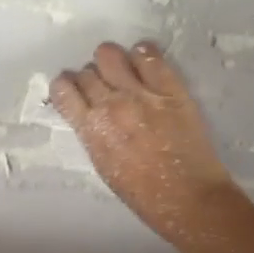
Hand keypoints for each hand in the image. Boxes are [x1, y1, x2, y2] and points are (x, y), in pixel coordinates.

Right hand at [49, 41, 235, 229]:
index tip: (73, 89)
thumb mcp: (103, 164)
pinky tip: (144, 61)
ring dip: (111, 61)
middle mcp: (111, 104)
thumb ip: (93, 133)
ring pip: (111, 54)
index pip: (63, 89)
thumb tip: (89, 111)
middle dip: (90, 77)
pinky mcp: (170, 88)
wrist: (190, 199)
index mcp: (91, 129)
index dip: (65, 86)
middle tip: (102, 86)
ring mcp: (142, 93)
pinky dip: (142, 54)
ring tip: (121, 71)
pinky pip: (149, 55)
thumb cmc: (143, 193)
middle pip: (87, 71)